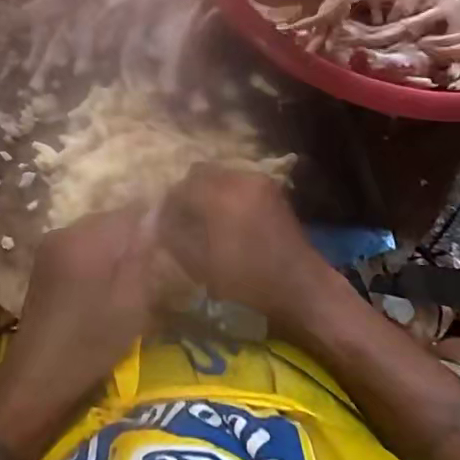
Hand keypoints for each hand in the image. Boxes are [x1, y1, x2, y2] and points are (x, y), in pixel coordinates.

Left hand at [0, 208, 172, 400]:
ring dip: (119, 248)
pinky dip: (100, 257)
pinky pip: (82, 246)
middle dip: (137, 236)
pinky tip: (109, 284)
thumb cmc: (92, 342)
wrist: (37, 379)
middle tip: (158, 265)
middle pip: (114, 219)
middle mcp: (66, 231)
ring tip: (135, 276)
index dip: (157, 224)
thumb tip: (159, 217)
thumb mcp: (132, 299)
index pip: (134, 211)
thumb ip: (144, 253)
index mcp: (88, 237)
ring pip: (99, 233)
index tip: (174, 246)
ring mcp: (51, 245)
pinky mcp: (45, 262)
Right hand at [156, 165, 334, 328]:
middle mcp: (240, 179)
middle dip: (185, 193)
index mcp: (220, 195)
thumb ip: (175, 238)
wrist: (301, 286)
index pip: (180, 188)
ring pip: (220, 175)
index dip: (167, 206)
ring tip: (201, 220)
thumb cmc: (249, 282)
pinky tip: (224, 218)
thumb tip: (158, 223)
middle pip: (200, 173)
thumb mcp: (201, 266)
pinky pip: (239, 182)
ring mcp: (260, 181)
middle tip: (179, 219)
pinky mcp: (273, 190)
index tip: (160, 226)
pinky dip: (225, 193)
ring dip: (206, 191)